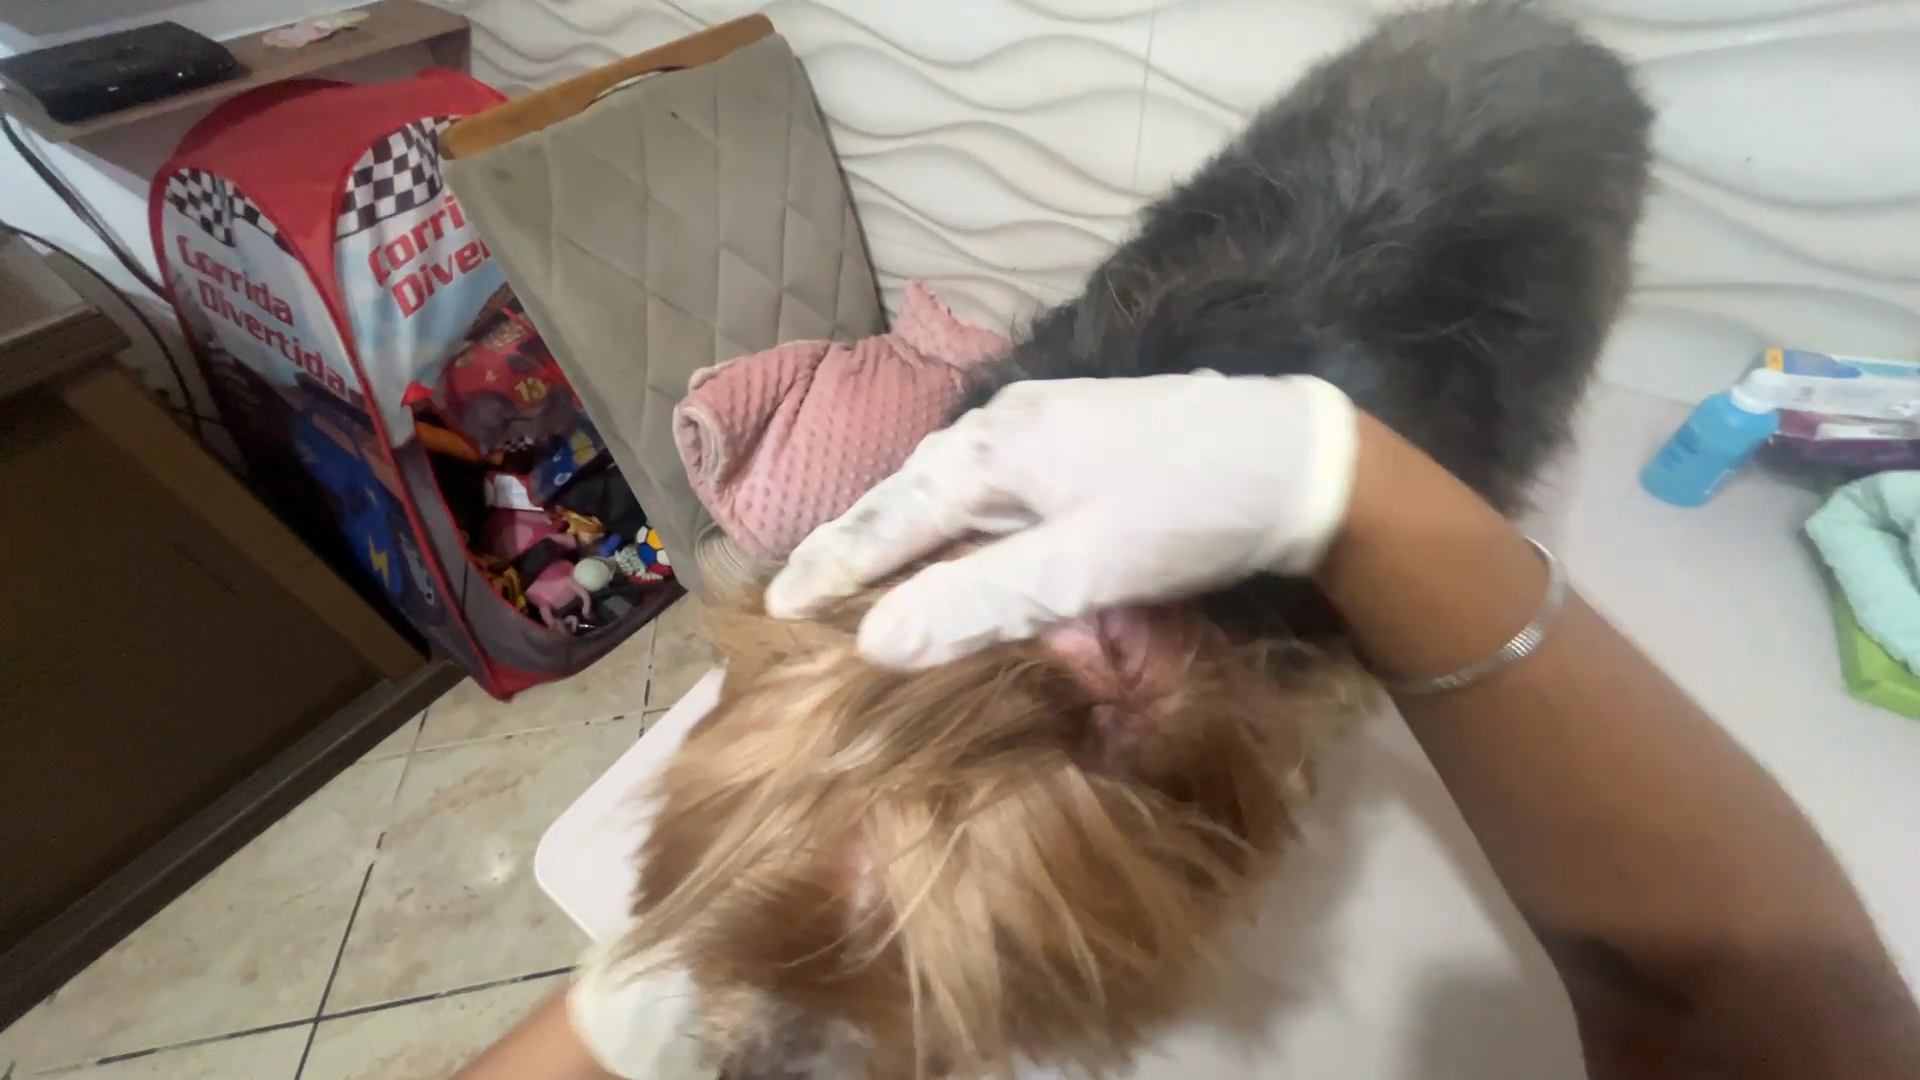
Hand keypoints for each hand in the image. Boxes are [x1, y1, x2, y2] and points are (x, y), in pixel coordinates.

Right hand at [764, 372, 1359, 667]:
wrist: (1296, 456)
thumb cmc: (1189, 508)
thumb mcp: (1084, 566)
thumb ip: (980, 600)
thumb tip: (879, 642)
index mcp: (989, 452)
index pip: (887, 520)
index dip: (832, 567)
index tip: (780, 609)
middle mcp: (999, 430)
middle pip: (907, 499)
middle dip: (856, 549)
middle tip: (809, 601)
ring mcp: (1036, 430)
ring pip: (947, 494)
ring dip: (905, 537)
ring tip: (863, 580)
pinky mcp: (1069, 444)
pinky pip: (988, 491)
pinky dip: (957, 527)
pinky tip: (953, 546)